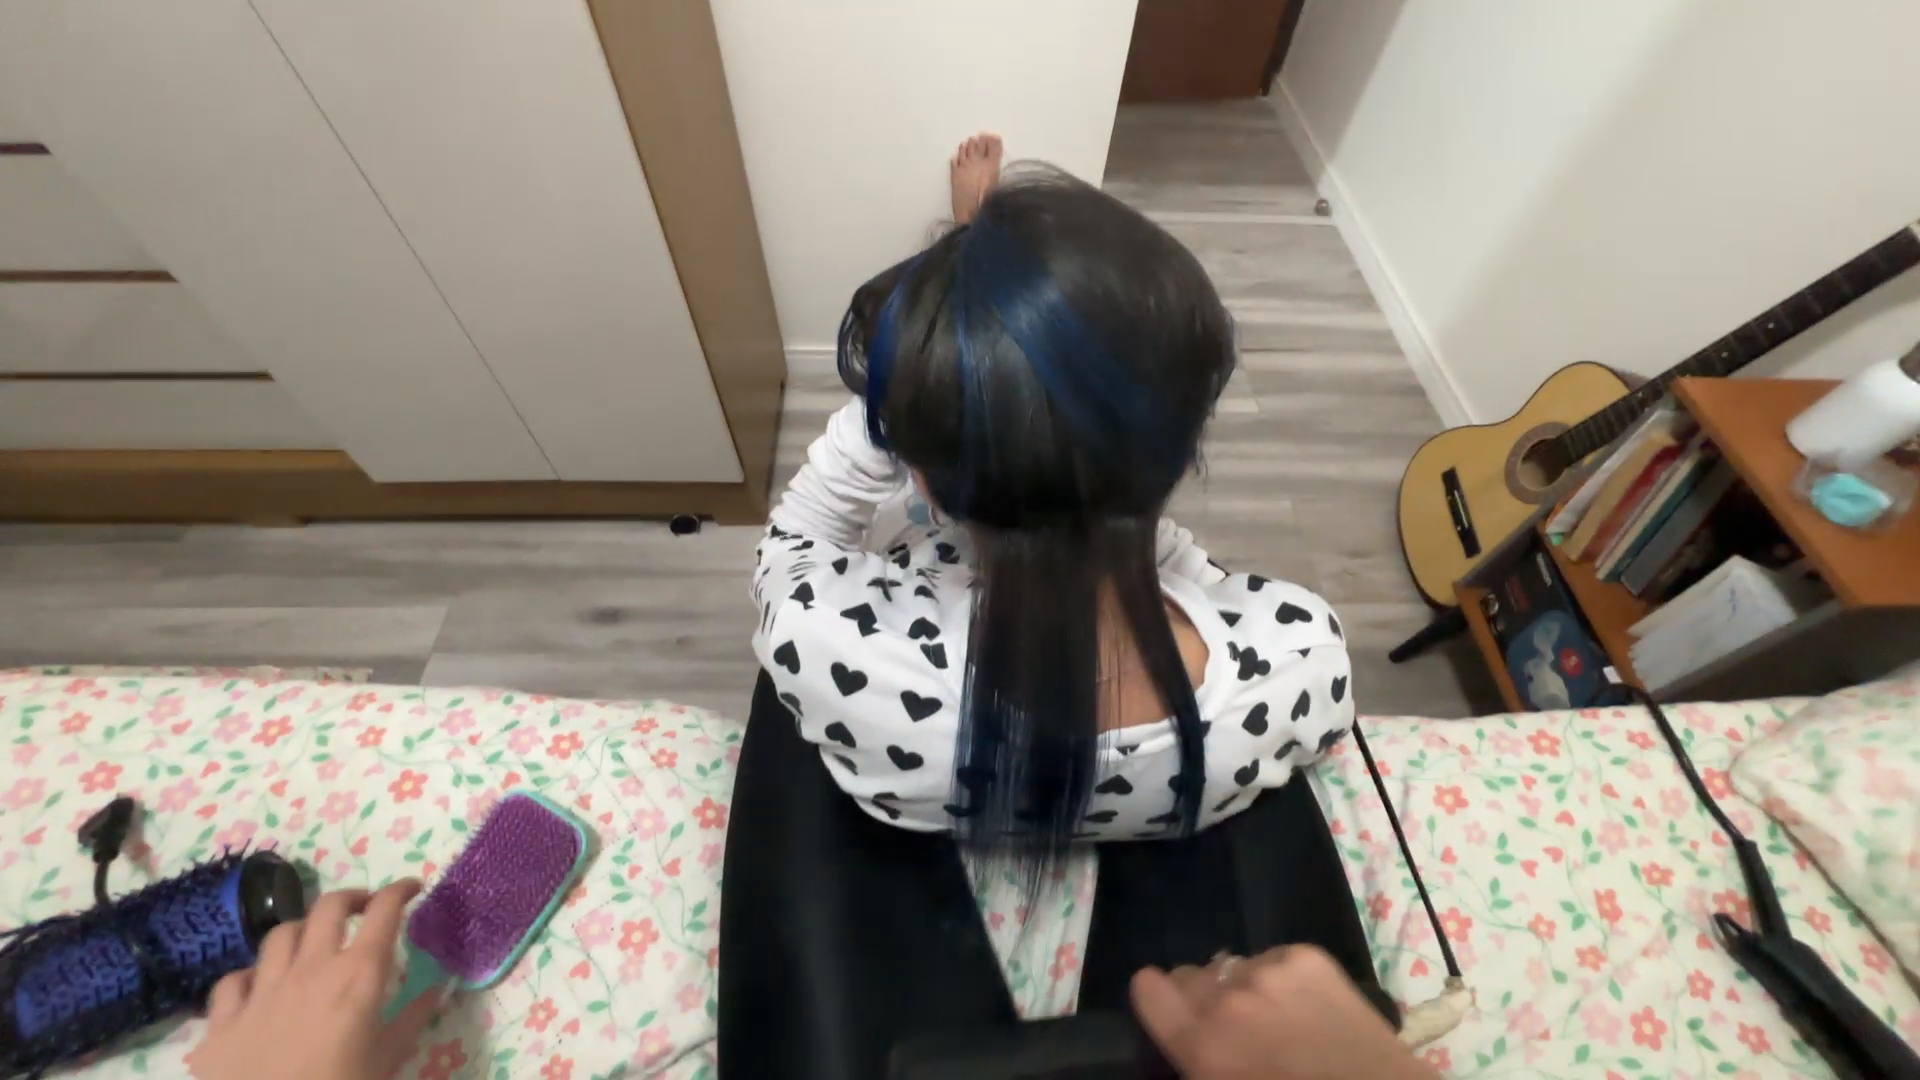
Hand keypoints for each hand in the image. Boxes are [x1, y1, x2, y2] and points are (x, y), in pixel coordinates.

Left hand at [187, 881, 441, 1079]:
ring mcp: (262, 993)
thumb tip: (440, 988)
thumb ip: (415, 1016)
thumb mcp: (390, 1054)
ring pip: (280, 935)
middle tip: (364, 910)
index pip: (385, 908)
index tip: (412, 889)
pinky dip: (249, 977)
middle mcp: (312, 969)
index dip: (401, 889)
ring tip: (313, 944)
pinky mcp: (222, 1024)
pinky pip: (231, 981)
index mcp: (360, 972)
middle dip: (352, 898)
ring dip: (302, 931)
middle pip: (329, 906)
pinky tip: (260, 989)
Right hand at [1131, 946, 1437, 1079]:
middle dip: (1204, 1000)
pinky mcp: (1307, 956)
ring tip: (1281, 1022)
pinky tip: (1311, 1008)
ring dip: (1246, 990)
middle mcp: (1227, 1000)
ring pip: (1234, 966)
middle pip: (1188, 975)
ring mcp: (1269, 971)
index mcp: (1203, 1046)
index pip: (1148, 989)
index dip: (1156, 998)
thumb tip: (1187, 1035)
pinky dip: (1285, 979)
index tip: (1171, 1010)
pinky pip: (1275, 957)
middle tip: (1237, 1033)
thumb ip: (1198, 1059)